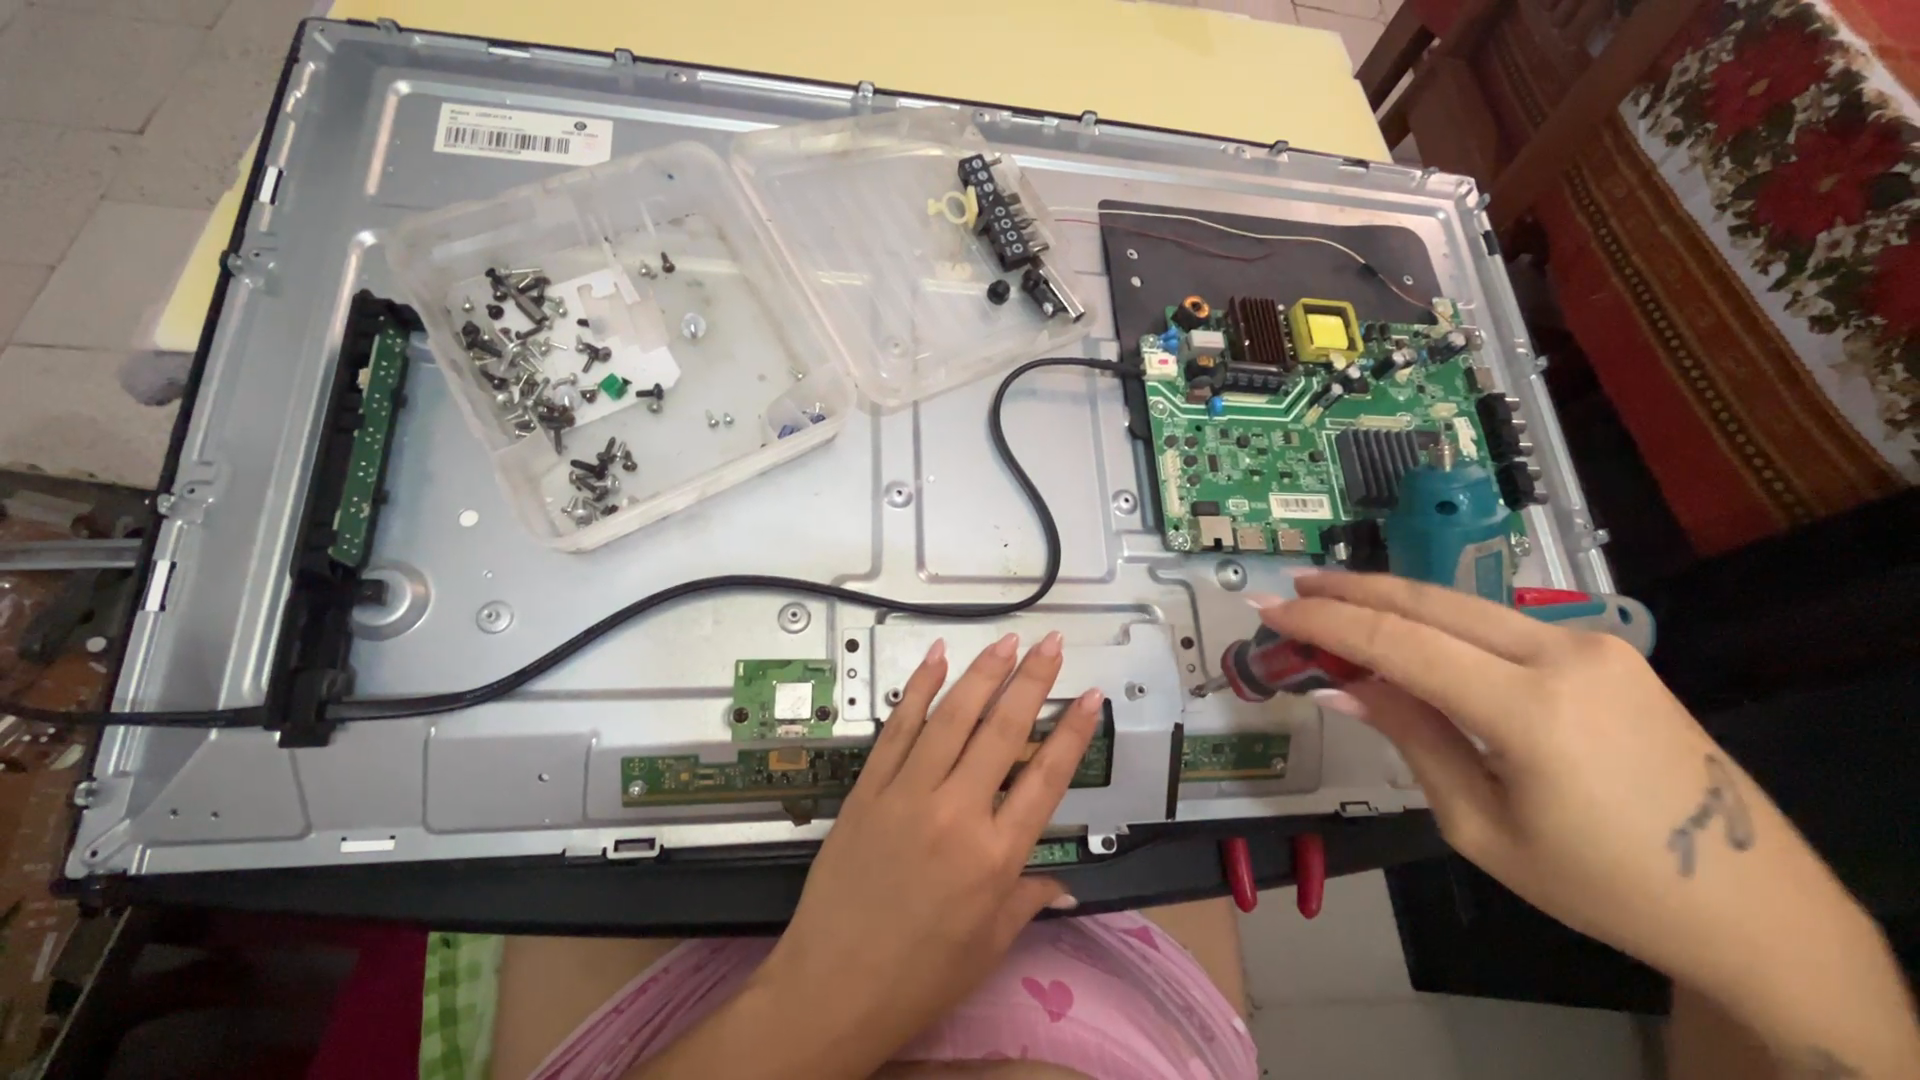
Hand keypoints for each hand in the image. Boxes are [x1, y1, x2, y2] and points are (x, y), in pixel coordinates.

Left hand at [751, 633, 1099, 1076]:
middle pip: (1002, 732)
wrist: (833, 987)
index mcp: (996, 855)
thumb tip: (1064, 884)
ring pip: (951, 718)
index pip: (1046, 777)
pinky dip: (917, 690)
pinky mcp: (867, 791)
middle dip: (1032, 681)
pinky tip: (935, 658)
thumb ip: (1028, 900)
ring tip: (1007, 640)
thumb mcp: (989, 945)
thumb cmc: (919, 977)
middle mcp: (956, 813)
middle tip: (1052, 644)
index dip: (1073, 732)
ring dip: (982, 674)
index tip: (1089, 697)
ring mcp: (907, 795)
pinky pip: (896, 730)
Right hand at [1258, 574, 1919, 1074]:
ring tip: (1332, 600)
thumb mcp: (1481, 825)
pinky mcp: (1607, 651)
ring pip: (1465, 605)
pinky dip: (1440, 621)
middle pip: (1431, 603)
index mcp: (1529, 707)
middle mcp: (1562, 654)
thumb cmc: (1598, 882)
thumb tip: (1341, 684)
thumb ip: (1412, 737)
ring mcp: (1592, 645)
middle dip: (1353, 591)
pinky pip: (1501, 624)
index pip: (1400, 642)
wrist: (1748, 900)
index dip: (1326, 622)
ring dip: (1393, 600)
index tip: (1269, 610)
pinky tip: (1406, 628)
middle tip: (1291, 588)